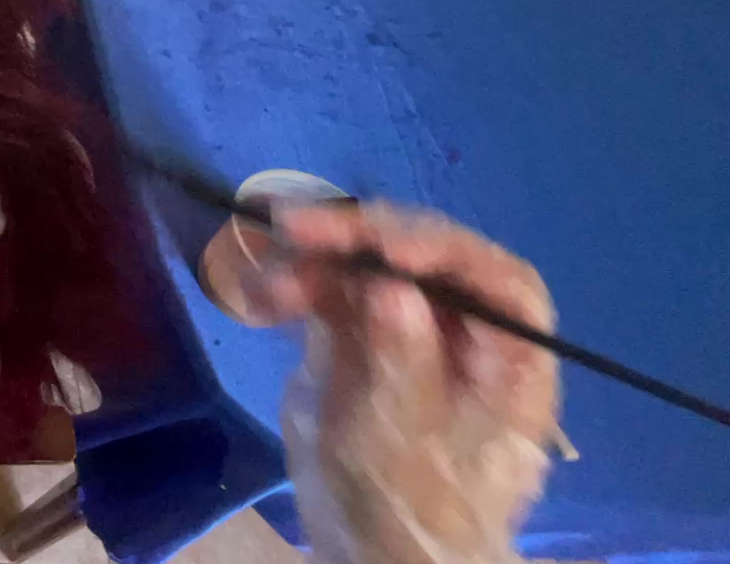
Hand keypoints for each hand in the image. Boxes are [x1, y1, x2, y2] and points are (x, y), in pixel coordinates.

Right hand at [255, 204, 560, 563]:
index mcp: (502, 362)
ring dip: (306, 262)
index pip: (497, 283)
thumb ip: (403, 364)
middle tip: (290, 226)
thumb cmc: (406, 506)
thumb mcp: (402, 442)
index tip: (383, 248)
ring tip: (264, 293)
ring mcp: (398, 326)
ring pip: (358, 263)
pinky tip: (257, 302)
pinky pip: (318, 284)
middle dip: (356, 235)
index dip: (445, 250)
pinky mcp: (347, 329)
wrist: (361, 541)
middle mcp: (455, 331)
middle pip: (417, 257)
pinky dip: (283, 282)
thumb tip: (394, 287)